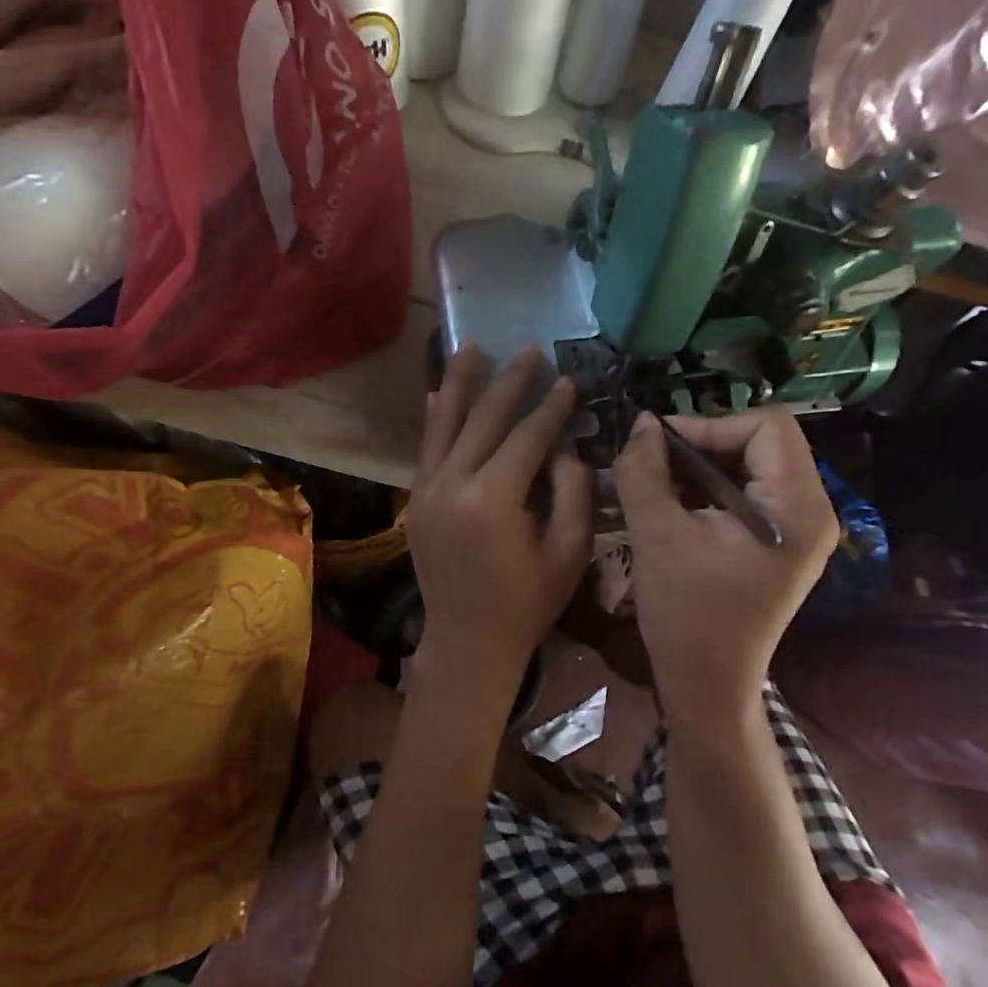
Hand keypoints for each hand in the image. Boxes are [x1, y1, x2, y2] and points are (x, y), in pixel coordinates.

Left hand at [407, 346, 592, 684]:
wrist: (468, 642)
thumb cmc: (528, 602)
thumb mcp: (569, 551)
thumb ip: (572, 490)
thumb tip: (564, 447)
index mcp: (494, 500)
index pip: (527, 436)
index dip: (551, 406)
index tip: (568, 379)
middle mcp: (453, 485)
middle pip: (483, 418)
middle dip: (509, 381)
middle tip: (530, 349)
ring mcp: (426, 491)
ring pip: (444, 423)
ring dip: (460, 382)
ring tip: (472, 345)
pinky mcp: (416, 501)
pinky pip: (426, 447)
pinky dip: (435, 416)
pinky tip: (438, 391)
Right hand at [612, 408, 838, 723]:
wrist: (708, 686)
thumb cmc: (686, 615)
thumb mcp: (657, 536)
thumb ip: (644, 471)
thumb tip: (642, 423)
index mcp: (797, 507)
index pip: (767, 425)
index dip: (710, 424)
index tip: (661, 445)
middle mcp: (813, 511)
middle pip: (765, 441)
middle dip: (706, 442)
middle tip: (657, 460)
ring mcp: (802, 529)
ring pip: (756, 463)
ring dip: (707, 464)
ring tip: (662, 481)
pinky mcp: (784, 542)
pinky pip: (753, 491)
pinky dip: (715, 486)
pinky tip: (679, 502)